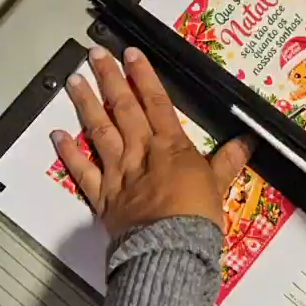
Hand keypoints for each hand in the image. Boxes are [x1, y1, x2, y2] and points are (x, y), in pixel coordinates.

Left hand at [52, 46, 251, 238]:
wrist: (170, 251)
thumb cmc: (196, 218)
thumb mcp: (219, 186)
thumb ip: (228, 161)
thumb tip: (247, 141)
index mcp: (170, 146)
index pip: (156, 102)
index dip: (143, 76)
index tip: (130, 54)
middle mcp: (141, 152)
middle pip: (123, 109)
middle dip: (109, 79)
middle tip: (94, 54)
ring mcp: (118, 173)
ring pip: (99, 131)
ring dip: (85, 104)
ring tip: (73, 81)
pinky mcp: (103, 197)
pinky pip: (82, 171)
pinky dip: (69, 153)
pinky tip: (58, 135)